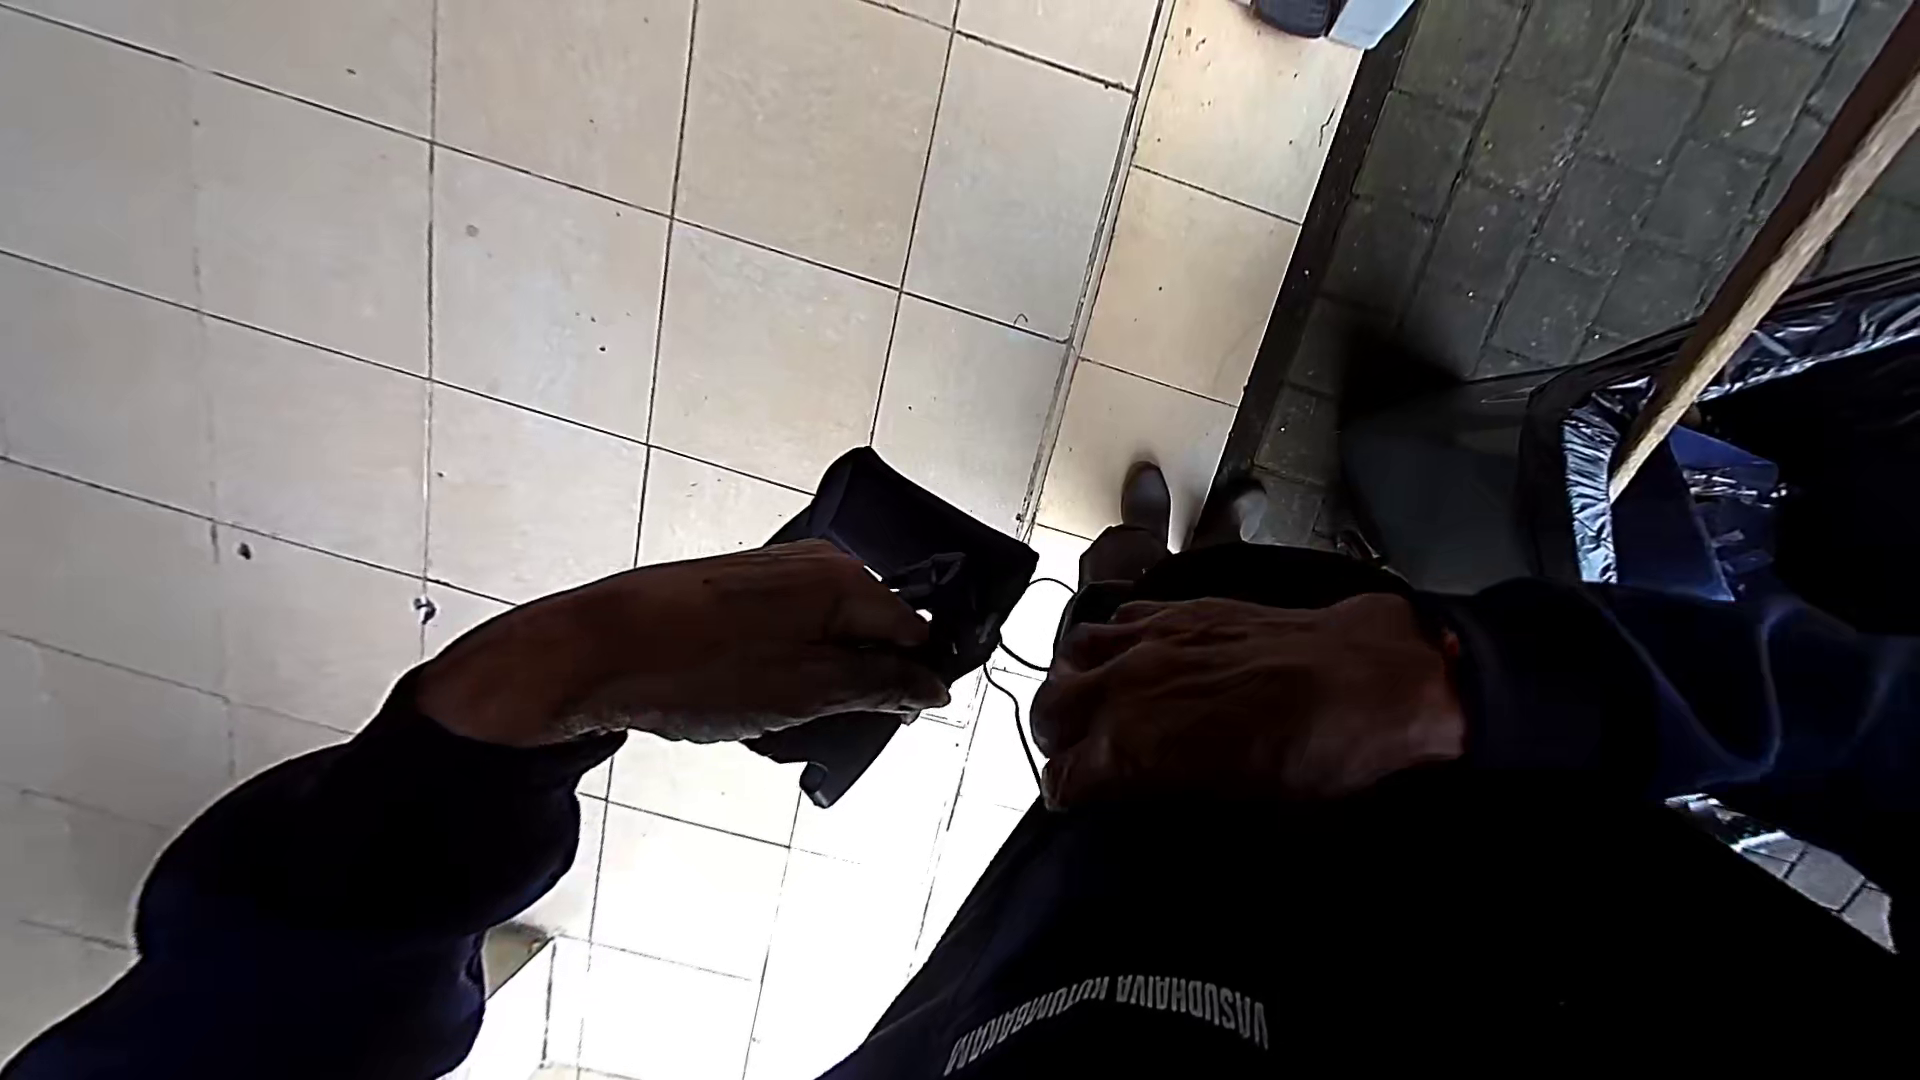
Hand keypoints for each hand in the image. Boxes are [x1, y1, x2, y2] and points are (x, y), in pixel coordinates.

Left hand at [417, 540, 948, 746]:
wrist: (592, 651)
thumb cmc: (697, 668)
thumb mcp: (807, 691)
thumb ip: (881, 685)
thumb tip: (932, 687)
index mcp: (845, 579)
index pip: (914, 629)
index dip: (912, 676)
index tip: (894, 714)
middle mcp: (820, 561)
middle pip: (874, 626)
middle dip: (864, 675)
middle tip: (828, 719)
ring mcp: (780, 569)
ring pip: (832, 627)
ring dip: (824, 671)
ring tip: (781, 710)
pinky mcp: (747, 583)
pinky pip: (795, 623)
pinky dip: (790, 659)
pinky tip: (754, 687)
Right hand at [1031, 593, 1464, 807]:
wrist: (1376, 681)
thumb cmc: (1322, 762)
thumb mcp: (1246, 821)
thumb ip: (1169, 807)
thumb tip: (1138, 807)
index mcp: (1137, 748)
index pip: (1062, 776)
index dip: (1066, 795)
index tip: (1077, 800)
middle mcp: (1128, 687)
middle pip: (1048, 709)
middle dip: (1054, 739)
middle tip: (1078, 754)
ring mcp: (1149, 640)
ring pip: (1071, 654)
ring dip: (1072, 683)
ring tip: (1094, 699)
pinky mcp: (1177, 612)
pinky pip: (1116, 618)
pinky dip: (1111, 643)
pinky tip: (1133, 659)